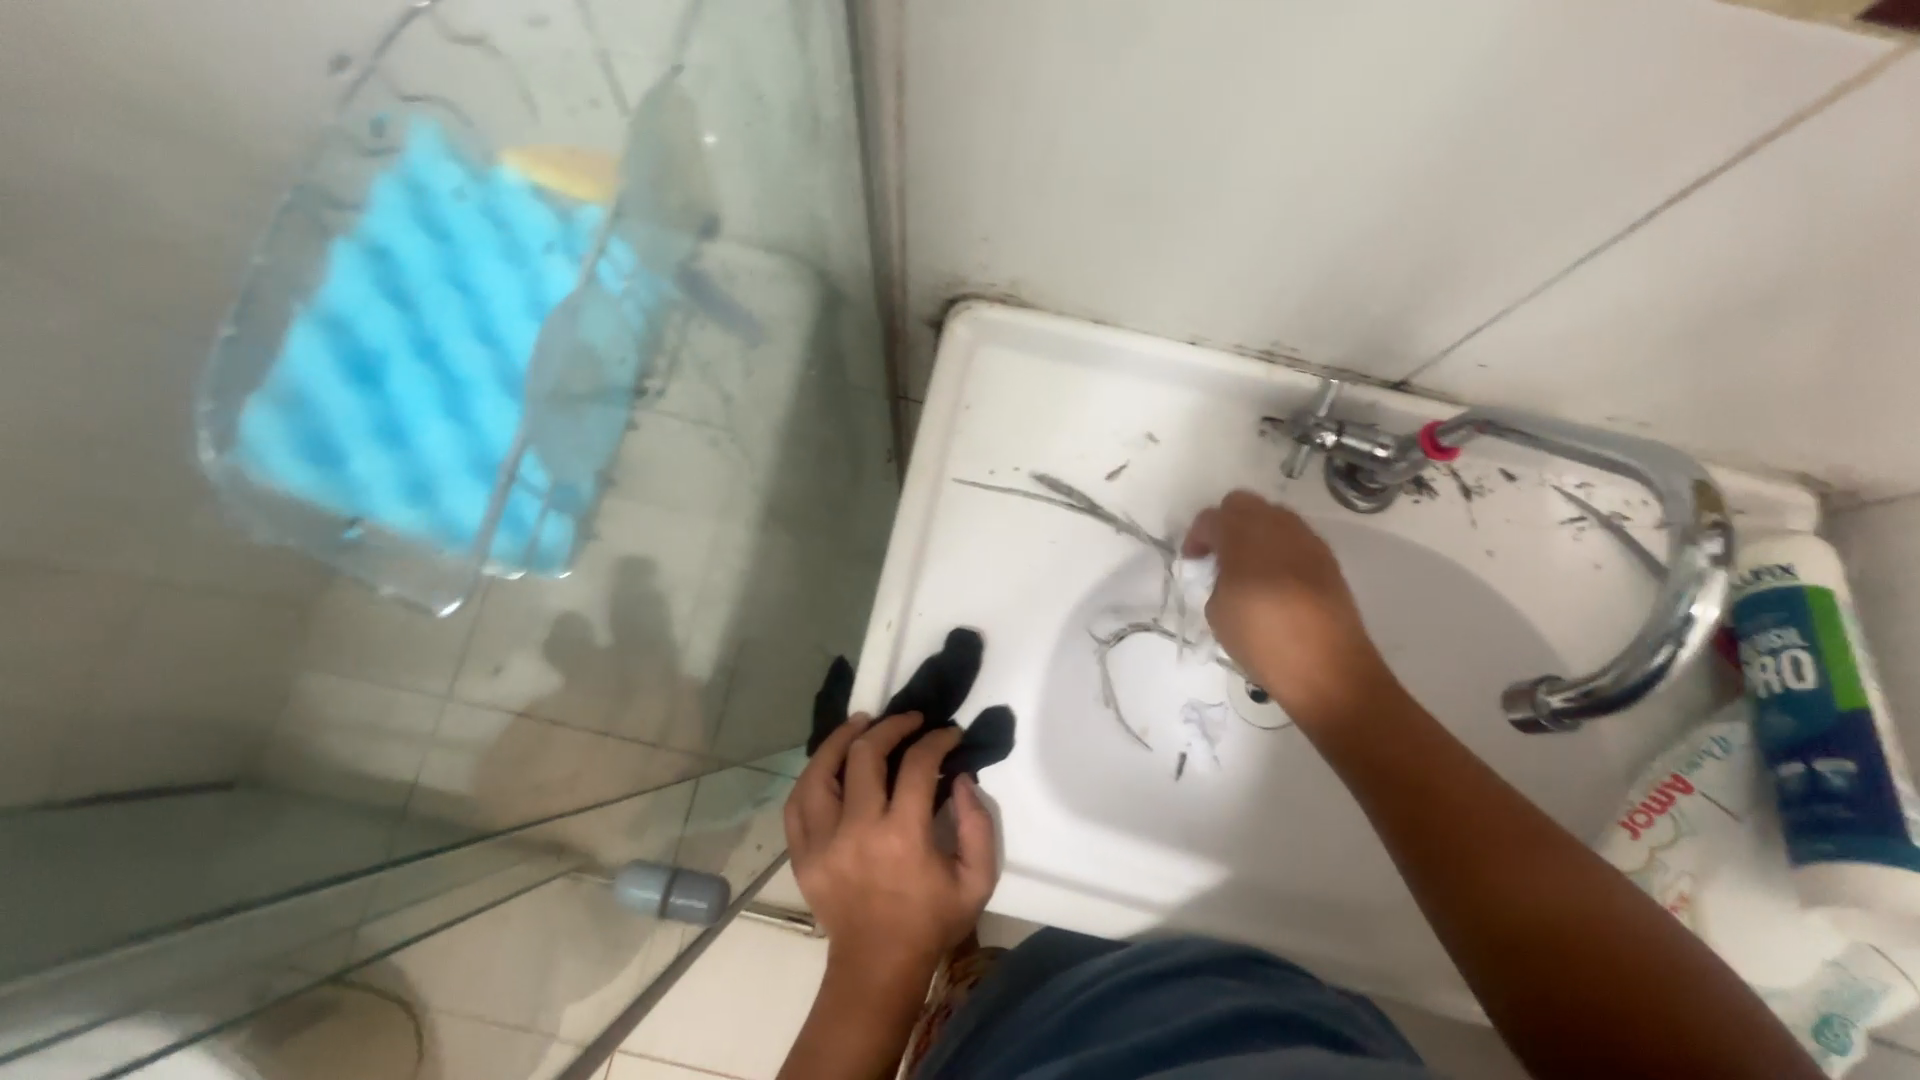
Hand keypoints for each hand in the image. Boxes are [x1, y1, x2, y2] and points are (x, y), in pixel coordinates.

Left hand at [784, 712, 999, 982]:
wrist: (878, 965)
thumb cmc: (931, 921)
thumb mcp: (977, 880)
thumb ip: (979, 825)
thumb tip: (960, 778)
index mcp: (903, 836)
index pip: (917, 765)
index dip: (936, 740)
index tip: (949, 735)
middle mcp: (858, 830)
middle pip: (865, 754)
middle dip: (891, 727)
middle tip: (909, 720)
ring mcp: (822, 842)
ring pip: (821, 770)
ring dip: (843, 739)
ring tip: (861, 723)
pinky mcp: (802, 854)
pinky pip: (797, 802)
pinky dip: (812, 775)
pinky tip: (829, 762)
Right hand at [1184, 490, 1404, 726]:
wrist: (1326, 667)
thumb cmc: (1262, 638)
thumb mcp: (1218, 611)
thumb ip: (1218, 580)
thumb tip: (1229, 574)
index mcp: (1243, 535)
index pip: (1211, 518)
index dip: (1196, 538)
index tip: (1193, 562)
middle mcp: (1277, 526)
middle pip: (1244, 504)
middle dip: (1226, 524)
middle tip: (1218, 557)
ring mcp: (1308, 540)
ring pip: (1274, 517)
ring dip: (1255, 534)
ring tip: (1247, 568)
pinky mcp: (1328, 560)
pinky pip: (1295, 539)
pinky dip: (1279, 549)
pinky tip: (1274, 581)